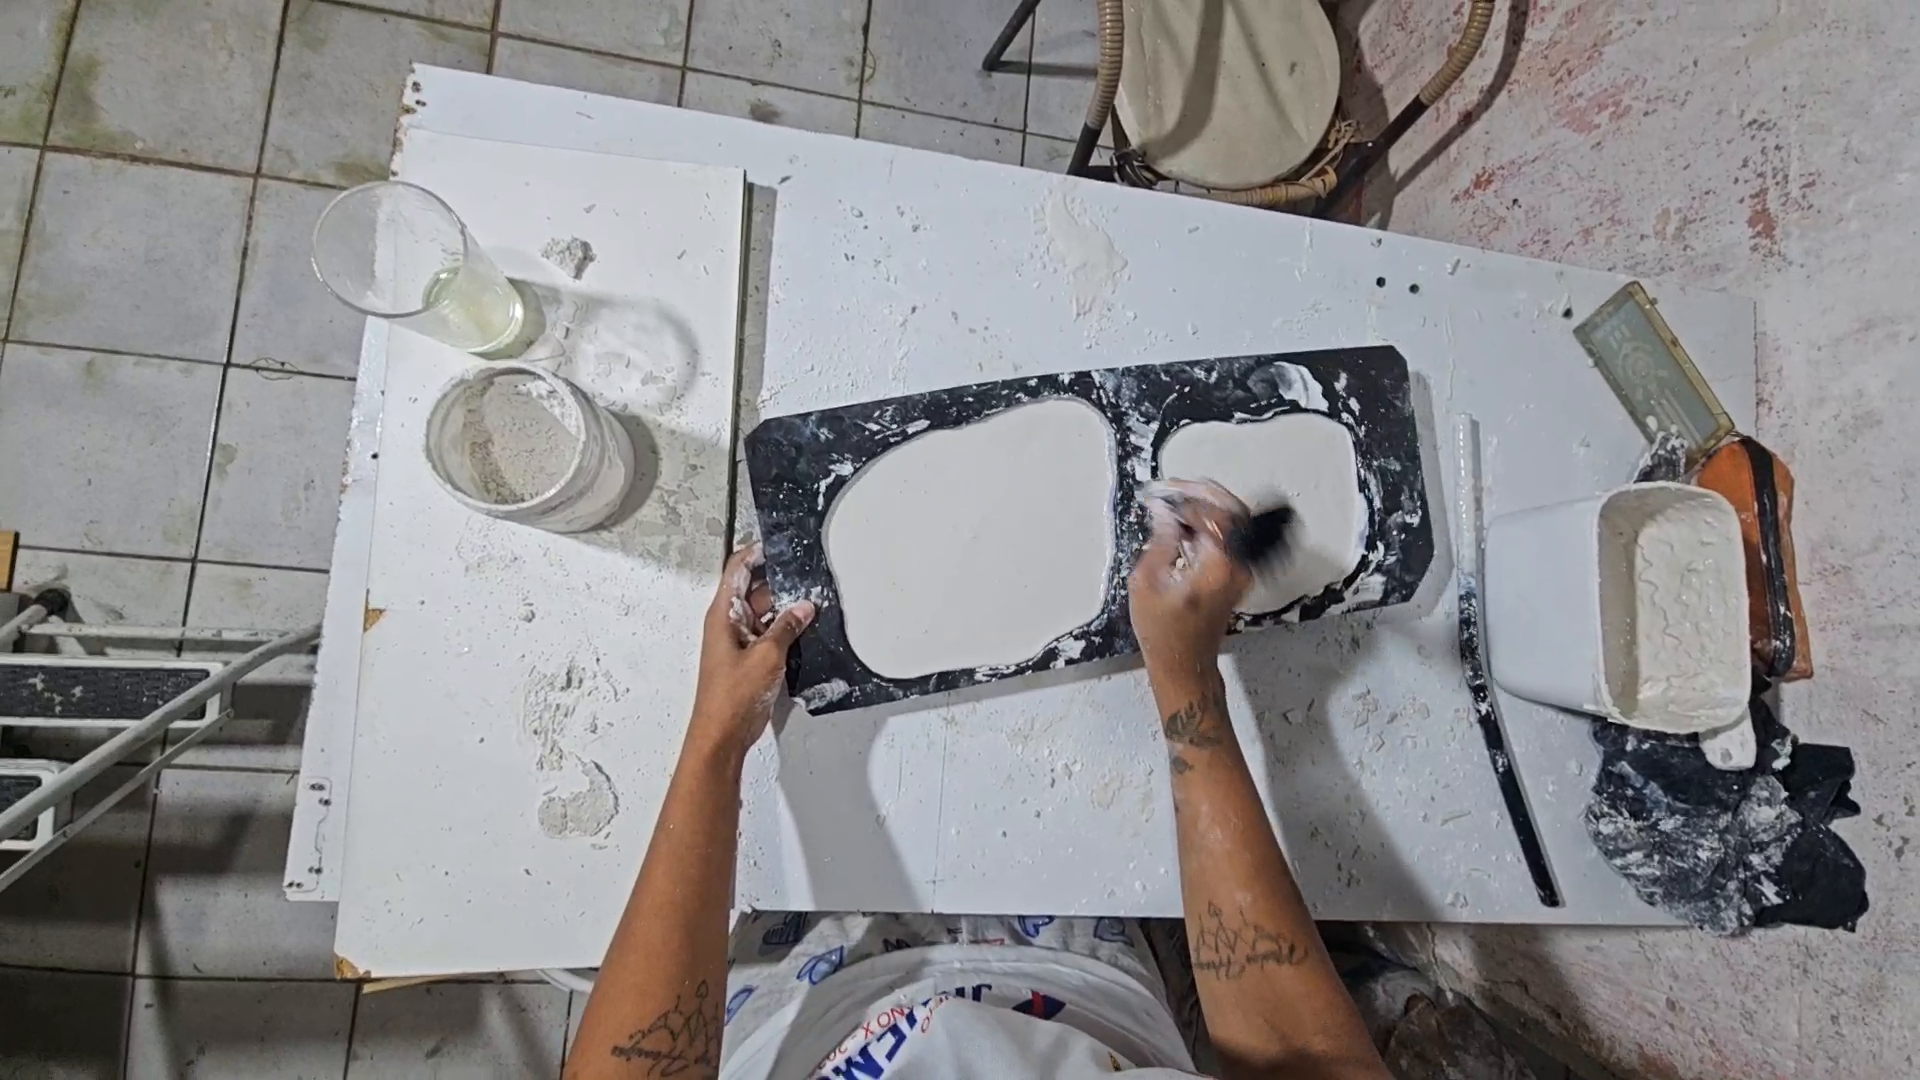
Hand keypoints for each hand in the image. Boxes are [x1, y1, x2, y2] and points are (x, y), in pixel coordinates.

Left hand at [689, 543, 816, 755]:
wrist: (723, 735)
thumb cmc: (732, 696)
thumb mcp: (767, 655)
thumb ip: (788, 627)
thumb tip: (804, 606)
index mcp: (723, 614)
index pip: (737, 569)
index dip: (756, 552)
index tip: (778, 542)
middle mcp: (730, 624)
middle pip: (755, 589)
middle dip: (780, 580)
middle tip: (807, 572)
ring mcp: (741, 641)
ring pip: (766, 612)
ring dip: (786, 607)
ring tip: (813, 599)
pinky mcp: (752, 658)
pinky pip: (771, 633)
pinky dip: (787, 628)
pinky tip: (807, 627)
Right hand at [1128, 480, 1251, 678]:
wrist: (1183, 662)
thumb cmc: (1164, 633)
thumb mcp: (1146, 581)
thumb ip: (1159, 541)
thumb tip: (1165, 512)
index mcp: (1219, 566)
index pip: (1214, 514)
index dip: (1186, 498)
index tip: (1163, 497)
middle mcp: (1238, 566)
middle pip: (1232, 511)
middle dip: (1201, 493)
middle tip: (1172, 488)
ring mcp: (1240, 570)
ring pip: (1232, 522)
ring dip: (1203, 507)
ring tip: (1172, 503)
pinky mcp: (1234, 574)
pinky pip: (1227, 538)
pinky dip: (1206, 525)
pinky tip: (1181, 525)